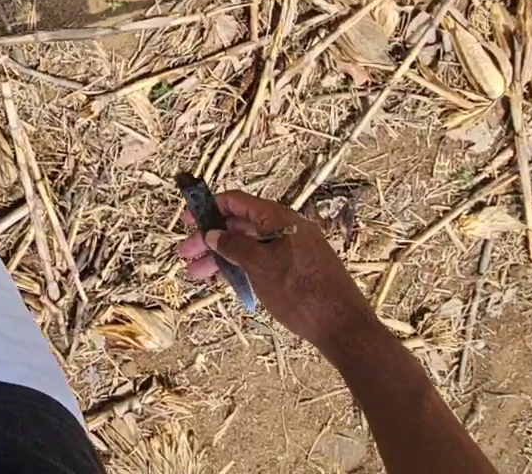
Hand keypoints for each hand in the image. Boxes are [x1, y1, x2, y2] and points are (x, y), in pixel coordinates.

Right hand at [175, 189, 376, 354]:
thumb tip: (213, 234)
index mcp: (278, 218)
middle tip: (186, 254)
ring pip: (248, 246)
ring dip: (221, 258)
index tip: (188, 221)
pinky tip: (224, 281)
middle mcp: (285, 229)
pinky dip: (241, 268)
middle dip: (210, 240)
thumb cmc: (301, 292)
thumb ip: (233, 247)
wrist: (346, 330)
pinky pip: (261, 260)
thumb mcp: (260, 266)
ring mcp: (292, 250)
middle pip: (238, 225)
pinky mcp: (297, 270)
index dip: (209, 208)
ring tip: (197, 275)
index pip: (235, 201)